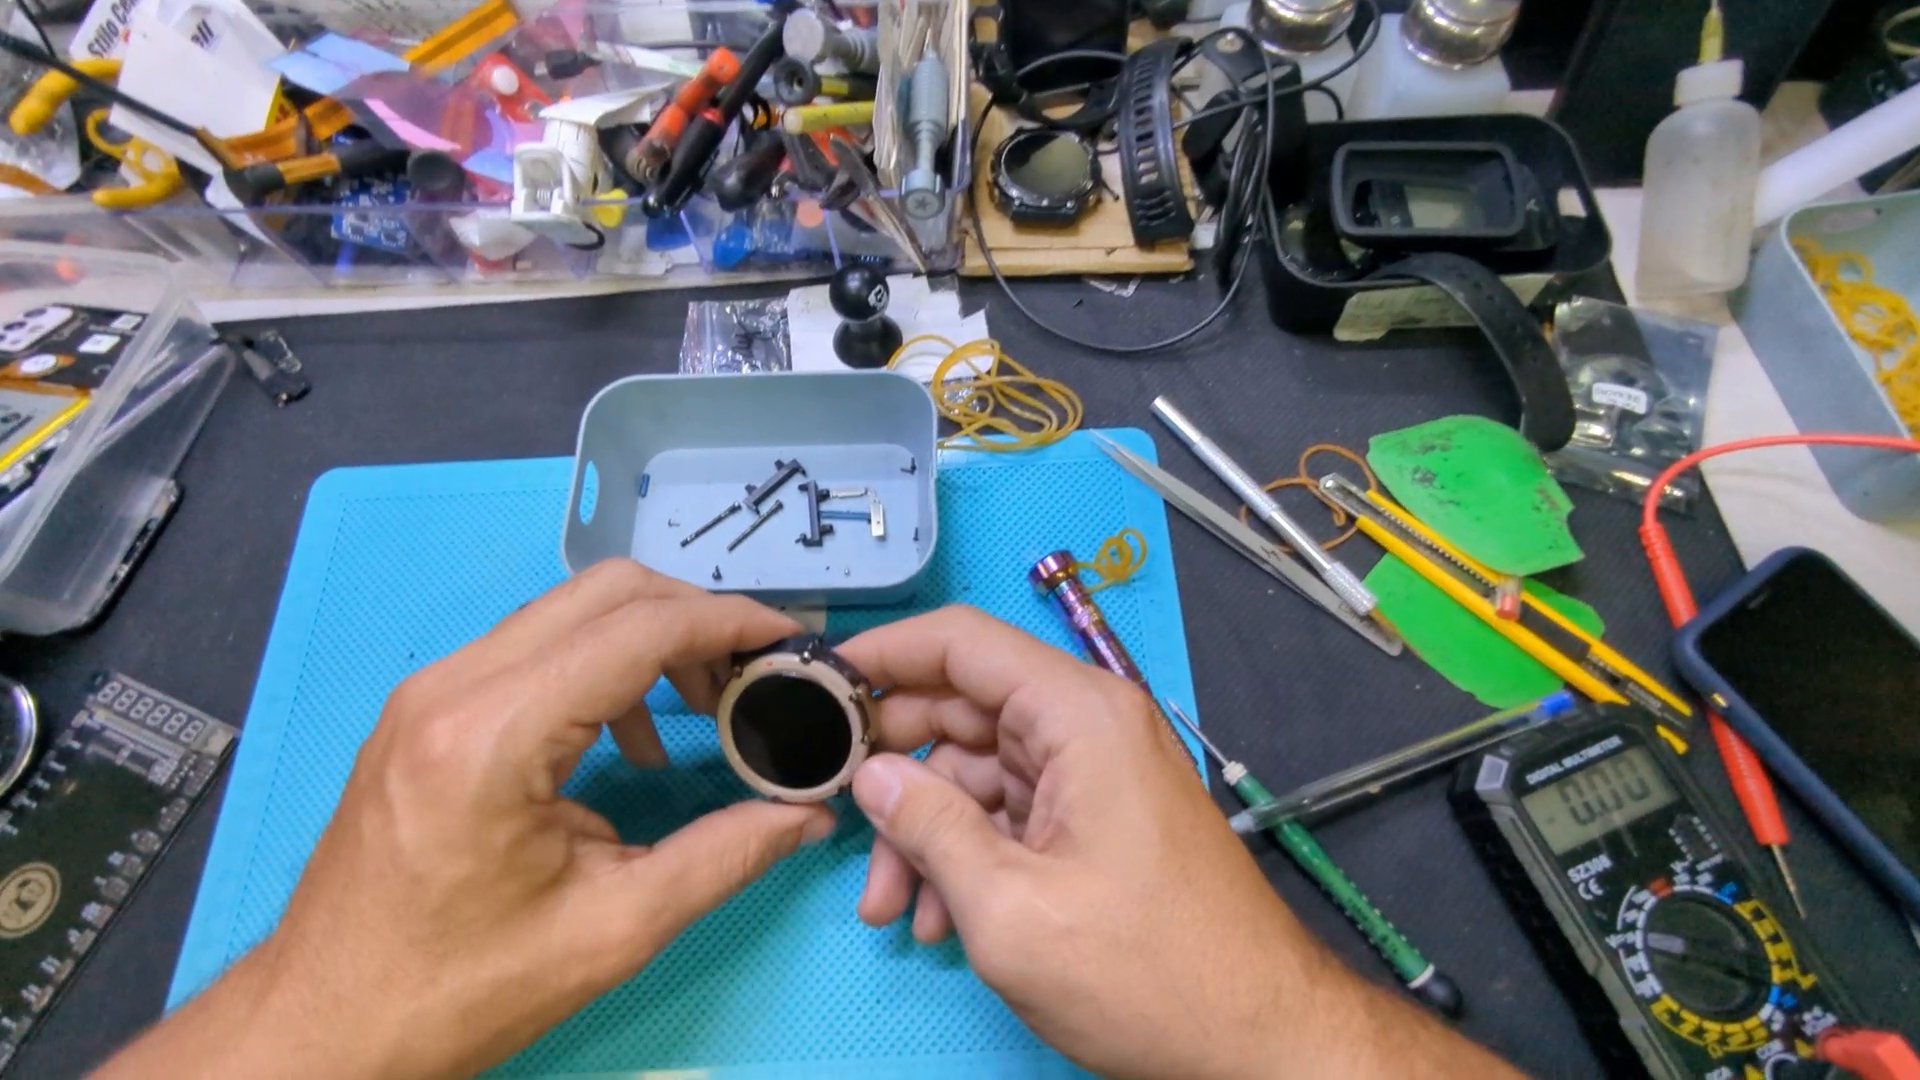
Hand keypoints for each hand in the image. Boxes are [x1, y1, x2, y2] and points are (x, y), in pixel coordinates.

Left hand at [105, 560, 832, 1078]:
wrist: (312, 1035)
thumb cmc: (461, 991)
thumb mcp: (616, 929)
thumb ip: (729, 856)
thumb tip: (811, 815)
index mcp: (496, 735)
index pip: (639, 628)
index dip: (729, 622)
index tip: (789, 640)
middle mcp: (458, 684)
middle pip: (609, 590)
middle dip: (699, 616)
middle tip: (753, 669)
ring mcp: (436, 687)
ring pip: (577, 607)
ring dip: (657, 634)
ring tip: (705, 701)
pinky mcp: (434, 703)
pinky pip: (545, 643)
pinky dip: (613, 662)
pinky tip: (635, 736)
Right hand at [837, 607, 1512, 1079]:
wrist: (1261, 1042)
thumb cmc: (1145, 972)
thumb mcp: (1012, 909)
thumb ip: (930, 827)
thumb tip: (871, 774)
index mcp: (1077, 712)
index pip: (963, 642)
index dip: (886, 652)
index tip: (822, 683)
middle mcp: (1085, 721)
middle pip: (963, 707)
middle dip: (898, 768)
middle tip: (839, 815)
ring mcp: (1090, 767)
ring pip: (977, 768)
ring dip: (927, 828)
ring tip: (891, 905)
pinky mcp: (1091, 811)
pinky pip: (1008, 807)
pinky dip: (967, 849)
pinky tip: (938, 915)